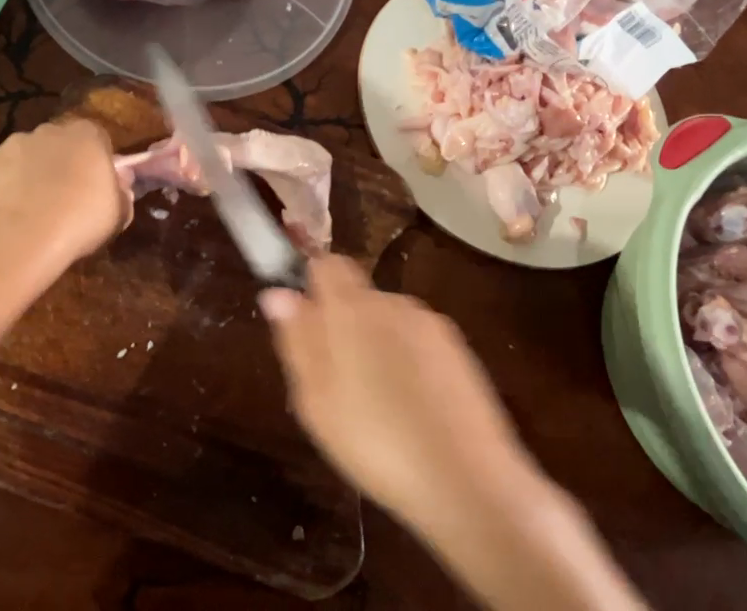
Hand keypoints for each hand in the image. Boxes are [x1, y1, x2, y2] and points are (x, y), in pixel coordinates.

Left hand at [0, 119, 131, 289]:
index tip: (97, 188)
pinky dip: (10, 185)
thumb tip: (120, 186)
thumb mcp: (119, 214)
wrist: (23, 236)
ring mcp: (17, 143)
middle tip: (68, 198)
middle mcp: (52, 130)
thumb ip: (122, 193)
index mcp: (88, 135)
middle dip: (66, 164)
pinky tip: (14, 211)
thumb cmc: (80, 220)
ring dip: (36, 172)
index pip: (98, 139)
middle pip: (63, 143)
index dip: (98, 163)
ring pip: (31, 155)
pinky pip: (6, 171)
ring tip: (37, 208)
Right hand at [258, 256, 531, 533]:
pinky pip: (419, 346)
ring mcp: (433, 327)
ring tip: (377, 406)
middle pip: (359, 297)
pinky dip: (409, 367)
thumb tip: (278, 294)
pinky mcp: (462, 354)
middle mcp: (394, 304)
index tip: (306, 324)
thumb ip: (297, 339)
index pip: (327, 264)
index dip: (312, 285)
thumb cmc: (374, 441)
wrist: (468, 481)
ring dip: (378, 348)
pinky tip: (411, 414)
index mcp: (352, 308)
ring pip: (390, 323)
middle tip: (335, 381)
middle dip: (344, 326)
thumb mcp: (315, 399)